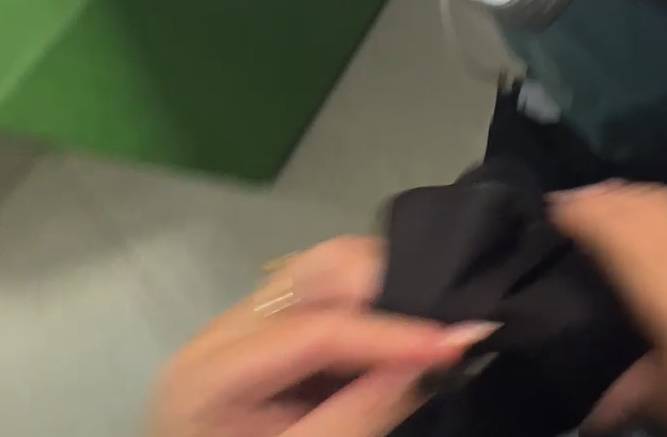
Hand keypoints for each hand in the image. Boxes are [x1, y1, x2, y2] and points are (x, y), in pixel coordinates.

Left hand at [147, 237, 491, 436]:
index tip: (454, 343)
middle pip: (324, 269)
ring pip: (339, 258)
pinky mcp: (282, 308)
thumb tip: (450, 349)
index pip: (316, 330)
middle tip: (440, 324)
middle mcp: (229, 324)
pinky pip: (341, 273)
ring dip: (389, 283)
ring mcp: (255, 309)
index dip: (392, 334)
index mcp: (212, 374)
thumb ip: (371, 407)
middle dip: (391, 286)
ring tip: (419, 328)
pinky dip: (379, 290)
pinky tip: (396, 325)